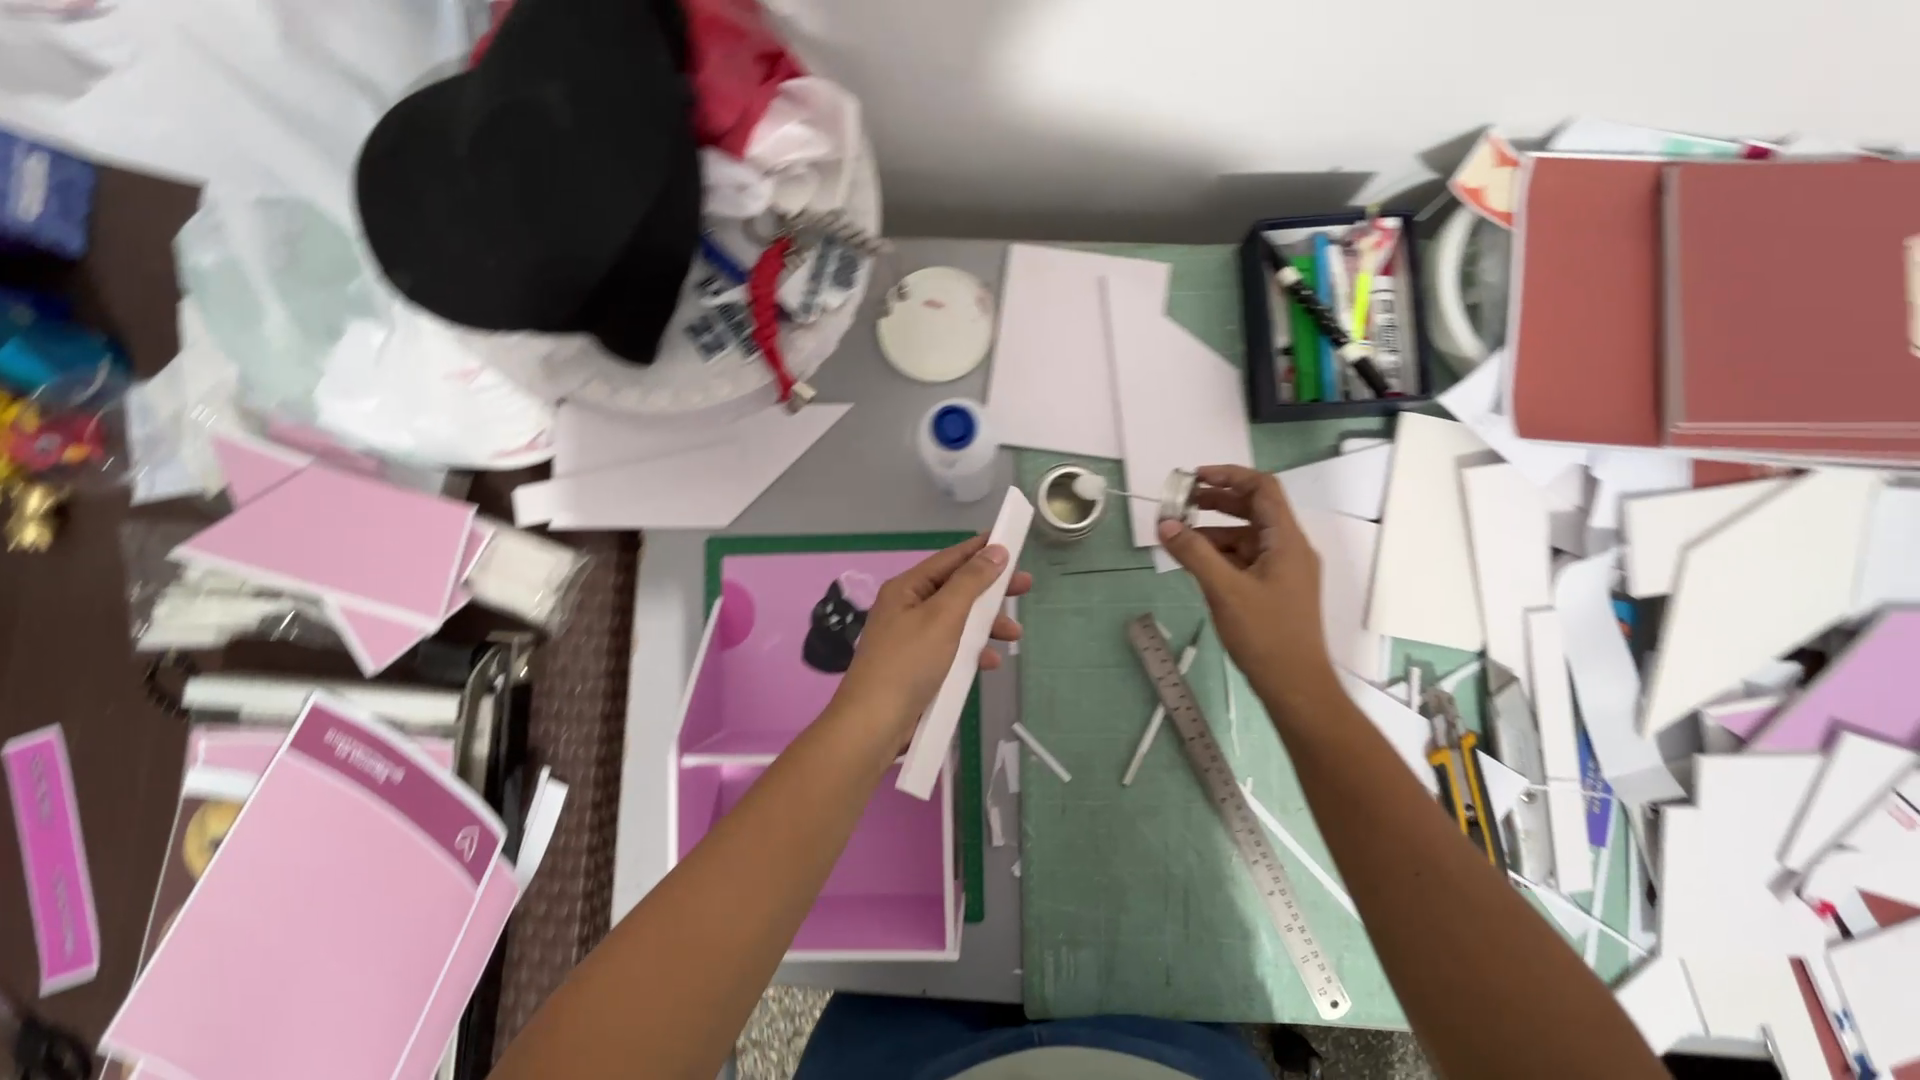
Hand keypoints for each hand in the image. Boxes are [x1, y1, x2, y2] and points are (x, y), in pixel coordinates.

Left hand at [833, 535, 1031, 738]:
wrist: (875, 723)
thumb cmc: (909, 662)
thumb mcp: (944, 616)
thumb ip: (971, 582)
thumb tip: (995, 551)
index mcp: (906, 589)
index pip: (949, 559)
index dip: (980, 549)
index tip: (1010, 541)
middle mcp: (906, 608)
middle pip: (956, 589)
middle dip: (990, 591)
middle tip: (1025, 587)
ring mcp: (911, 639)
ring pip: (957, 622)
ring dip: (986, 625)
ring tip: (1014, 635)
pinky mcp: (917, 667)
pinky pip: (951, 649)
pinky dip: (972, 652)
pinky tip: (990, 662)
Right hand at [1156, 465, 1339, 712]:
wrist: (1295, 685)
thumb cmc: (1265, 635)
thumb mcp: (1224, 590)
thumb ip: (1194, 553)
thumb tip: (1165, 524)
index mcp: (1287, 541)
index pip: (1263, 488)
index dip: (1229, 476)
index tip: (1194, 477)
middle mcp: (1290, 549)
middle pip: (1254, 510)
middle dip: (1216, 502)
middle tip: (1179, 503)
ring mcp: (1284, 571)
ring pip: (1247, 537)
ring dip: (1213, 531)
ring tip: (1179, 538)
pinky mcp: (1275, 590)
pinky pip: (1246, 560)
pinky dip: (1220, 555)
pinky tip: (1195, 564)